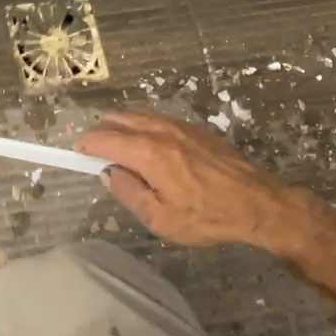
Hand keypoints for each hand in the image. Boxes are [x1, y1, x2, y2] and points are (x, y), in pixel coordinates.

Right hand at [75, 112, 322, 252]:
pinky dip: (140, 127)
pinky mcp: (192, 127)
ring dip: (120, 128)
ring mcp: (176, 125)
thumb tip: (109, 174)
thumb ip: (129, 193)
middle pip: (116, 119)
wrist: (258, 202)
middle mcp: (157, 130)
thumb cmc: (208, 216)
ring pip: (135, 115)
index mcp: (146, 152)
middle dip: (100, 133)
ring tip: (119, 152)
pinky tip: (147, 148)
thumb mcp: (161, 219)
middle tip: (96, 156)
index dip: (85, 145)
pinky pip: (154, 119)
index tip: (76, 154)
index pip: (102, 139)